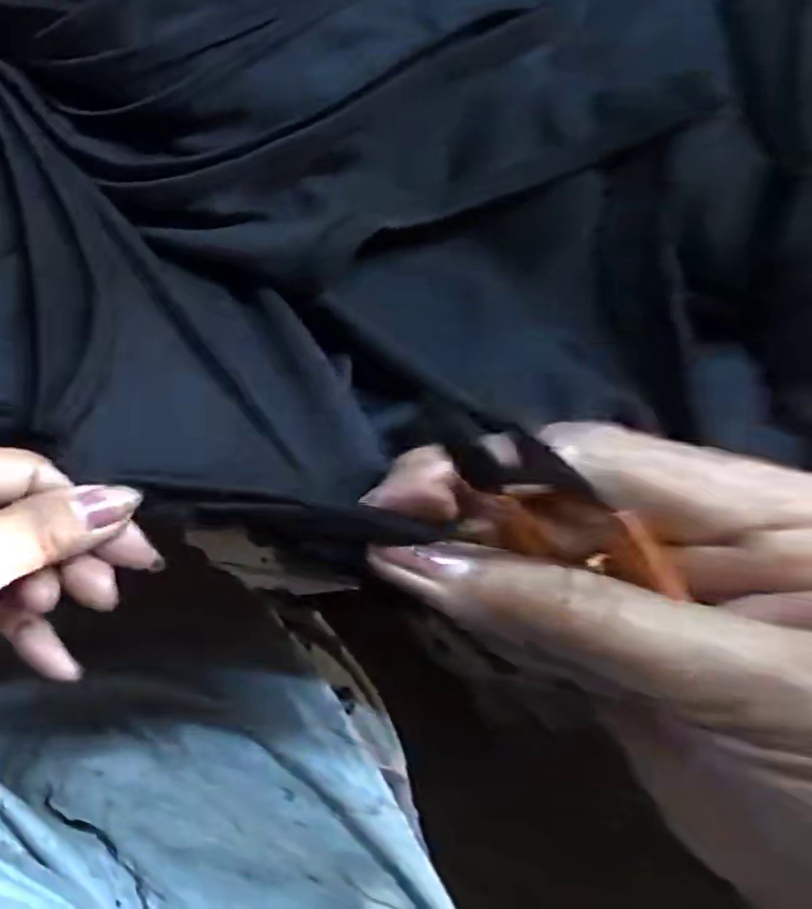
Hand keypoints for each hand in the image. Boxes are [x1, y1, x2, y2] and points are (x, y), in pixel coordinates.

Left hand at [0, 438, 160, 774]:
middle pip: (20, 511)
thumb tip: (119, 496)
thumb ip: (47, 527)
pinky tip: (53, 659)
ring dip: (42, 588)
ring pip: (8, 552)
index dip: (82, 508)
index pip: (26, 472)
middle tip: (107, 594)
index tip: (137, 548)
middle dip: (65, 554)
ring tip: (71, 618)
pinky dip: (16, 617)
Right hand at [365, 423, 811, 908]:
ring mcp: (642, 598)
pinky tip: (452, 632)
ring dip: (450, 573)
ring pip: (508, 555)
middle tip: (380, 549)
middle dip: (451, 520)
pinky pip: (511, 611)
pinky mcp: (602, 648)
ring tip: (415, 600)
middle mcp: (690, 543)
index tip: (395, 503)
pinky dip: (471, 619)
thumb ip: (569, 610)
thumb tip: (404, 559)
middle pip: (531, 500)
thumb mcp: (739, 682)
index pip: (584, 457)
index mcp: (758, 519)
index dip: (480, 468)